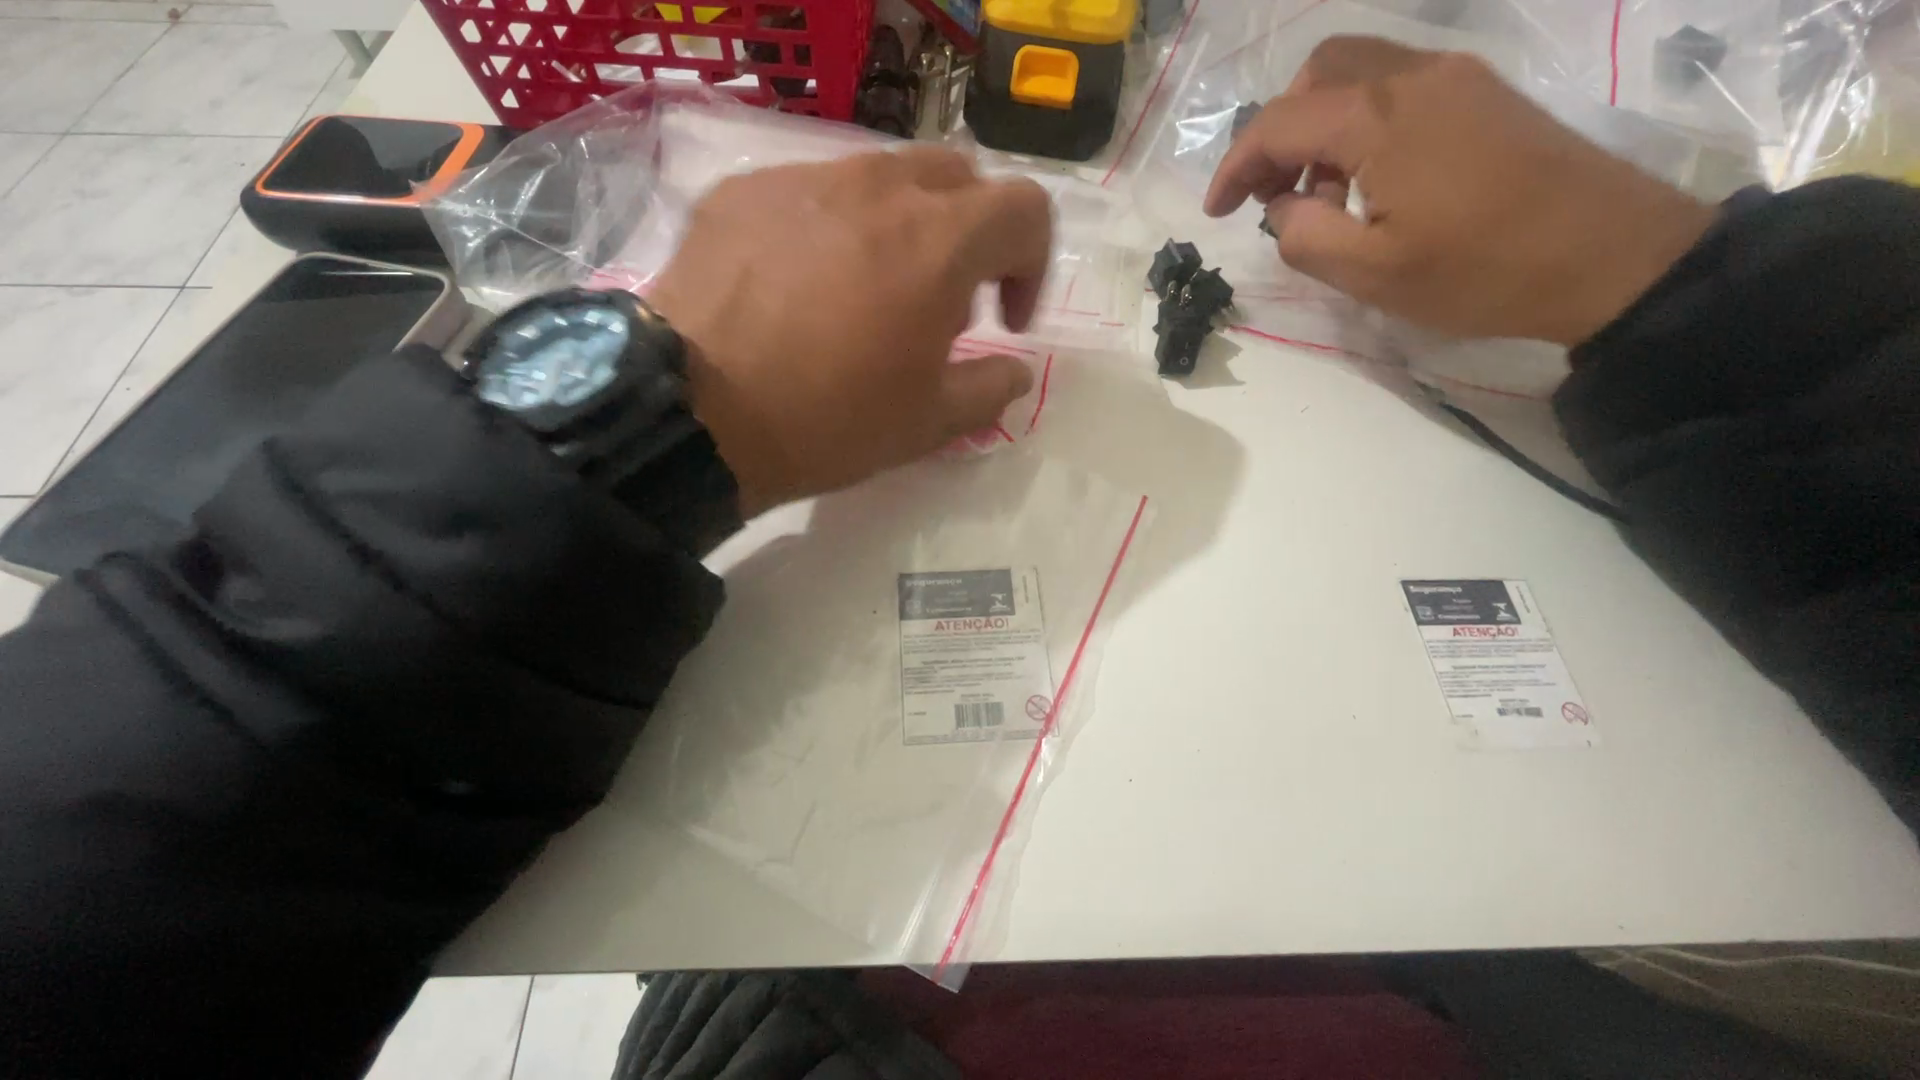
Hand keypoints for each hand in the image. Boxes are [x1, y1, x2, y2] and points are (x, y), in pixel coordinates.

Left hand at [649, 148, 1049, 513]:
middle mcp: (878, 188)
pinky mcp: (743, 190)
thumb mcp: (928, 423)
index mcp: (938, 240)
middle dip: (971, 235)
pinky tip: (799, 286)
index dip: (1032, 265)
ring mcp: (804, 180)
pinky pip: (811, 192)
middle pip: (957, 178)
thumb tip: (1017, 370)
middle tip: (943, 301)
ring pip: (881, 177)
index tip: (1005, 322)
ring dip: (902, 226)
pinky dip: (831, 227)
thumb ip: (991, 387)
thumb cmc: (827, 422)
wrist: (693, 414)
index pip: (1025, 209)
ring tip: (868, 292)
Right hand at [1205, 37, 1715, 345]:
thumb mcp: (1371, 274)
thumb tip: (1283, 208)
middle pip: (1318, 72)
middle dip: (1277, 130)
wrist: (1611, 256)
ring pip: (1360, 71)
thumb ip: (1303, 236)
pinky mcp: (1483, 95)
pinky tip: (1369, 180)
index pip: (1278, 122)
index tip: (1215, 213)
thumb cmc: (1482, 271)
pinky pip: (1399, 85)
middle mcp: (1414, 77)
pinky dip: (1361, 122)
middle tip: (1270, 193)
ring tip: (1318, 195)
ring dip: (1319, 125)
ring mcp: (1456, 78)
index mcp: (1378, 117)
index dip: (1234, 167)